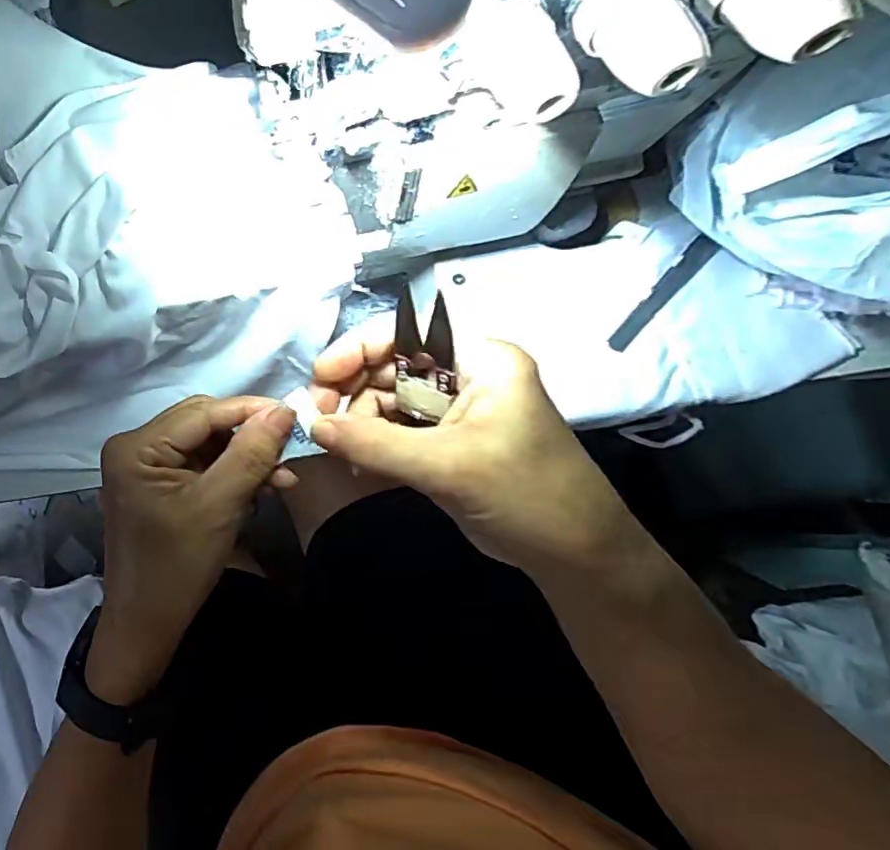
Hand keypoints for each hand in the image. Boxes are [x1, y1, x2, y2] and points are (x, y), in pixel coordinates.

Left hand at [91, 395, 296, 702]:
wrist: (146, 627)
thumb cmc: (177, 567)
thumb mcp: (219, 506)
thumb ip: (250, 454)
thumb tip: (282, 410)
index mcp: (136, 446)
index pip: (202, 412)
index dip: (250, 410)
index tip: (294, 414)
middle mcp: (134, 446)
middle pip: (203, 423)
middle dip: (248, 435)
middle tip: (289, 447)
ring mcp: (144, 465)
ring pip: (206, 443)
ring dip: (244, 456)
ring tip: (282, 477)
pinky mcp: (157, 484)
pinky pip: (201, 464)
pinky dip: (231, 472)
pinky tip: (262, 487)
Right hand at [308, 329, 647, 578]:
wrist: (576, 557)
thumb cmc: (525, 495)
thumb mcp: (447, 466)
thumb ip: (374, 444)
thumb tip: (312, 427)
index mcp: (480, 358)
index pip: (405, 333)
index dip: (357, 349)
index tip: (320, 380)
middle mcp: (465, 373)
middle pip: (391, 365)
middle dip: (352, 391)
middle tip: (319, 421)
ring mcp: (455, 407)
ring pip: (388, 398)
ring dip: (359, 421)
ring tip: (341, 449)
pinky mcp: (446, 439)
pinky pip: (397, 427)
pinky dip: (373, 441)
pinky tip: (356, 460)